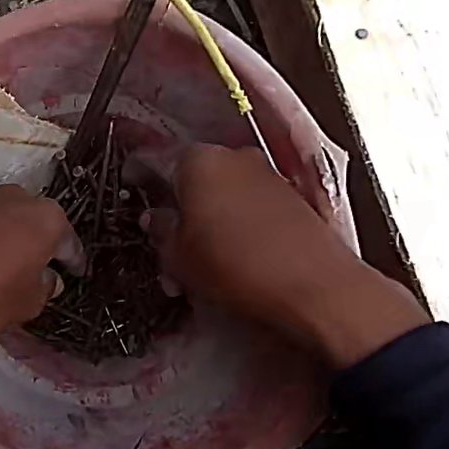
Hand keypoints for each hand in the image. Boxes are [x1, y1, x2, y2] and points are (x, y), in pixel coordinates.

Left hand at [0, 185, 83, 339]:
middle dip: (34, 244)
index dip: (73, 262)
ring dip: (1, 238)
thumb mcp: (25, 305)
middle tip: (33, 269)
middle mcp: (15, 196)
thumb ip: (43, 290)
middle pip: (32, 223)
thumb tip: (45, 279)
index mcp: (46, 218)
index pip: (69, 244)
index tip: (75, 274)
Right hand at [137, 144, 429, 368]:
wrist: (318, 290)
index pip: (155, 158)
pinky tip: (226, 258)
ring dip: (203, 222)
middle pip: (190, 178)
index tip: (130, 186)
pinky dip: (231, 225)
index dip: (137, 174)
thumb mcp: (177, 255)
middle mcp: (234, 157)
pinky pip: (246, 205)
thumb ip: (160, 229)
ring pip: (219, 194)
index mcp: (199, 161)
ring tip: (194, 261)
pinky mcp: (292, 199)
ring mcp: (267, 176)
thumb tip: (157, 218)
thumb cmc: (235, 266)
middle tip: (164, 241)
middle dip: (175, 208)